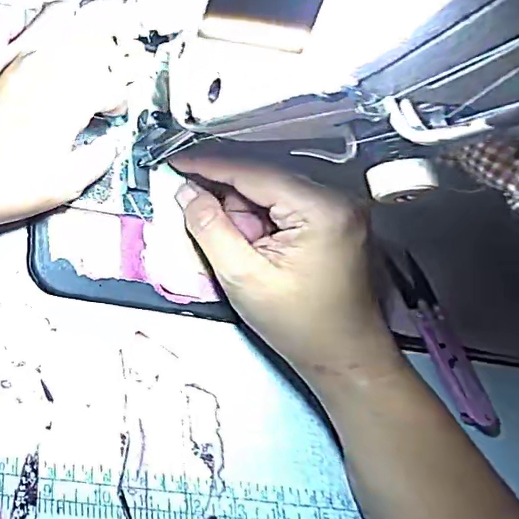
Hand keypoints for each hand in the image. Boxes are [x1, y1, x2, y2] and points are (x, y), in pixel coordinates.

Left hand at [0, 1, 129, 237]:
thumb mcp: (65, 183)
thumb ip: (96, 159)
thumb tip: (105, 148)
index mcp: (73, 94)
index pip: (112, 83)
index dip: (116, 100)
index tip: (108, 112)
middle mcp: (44, 65)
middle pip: (92, 38)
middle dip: (101, 58)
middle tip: (94, 78)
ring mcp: (11, 56)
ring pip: (53, 13)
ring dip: (67, 27)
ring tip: (65, 46)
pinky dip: (11, 19)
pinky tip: (15, 37)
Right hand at [169, 155, 407, 391]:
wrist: (345, 356)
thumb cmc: (299, 323)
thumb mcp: (240, 275)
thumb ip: (208, 227)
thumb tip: (186, 192)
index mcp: (320, 208)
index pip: (252, 171)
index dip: (206, 164)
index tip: (173, 162)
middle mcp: (334, 199)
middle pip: (259, 176)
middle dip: (222, 191)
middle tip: (190, 209)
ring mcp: (334, 208)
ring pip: (265, 189)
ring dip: (237, 208)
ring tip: (234, 245)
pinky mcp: (328, 220)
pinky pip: (277, 203)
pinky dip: (252, 216)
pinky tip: (247, 242)